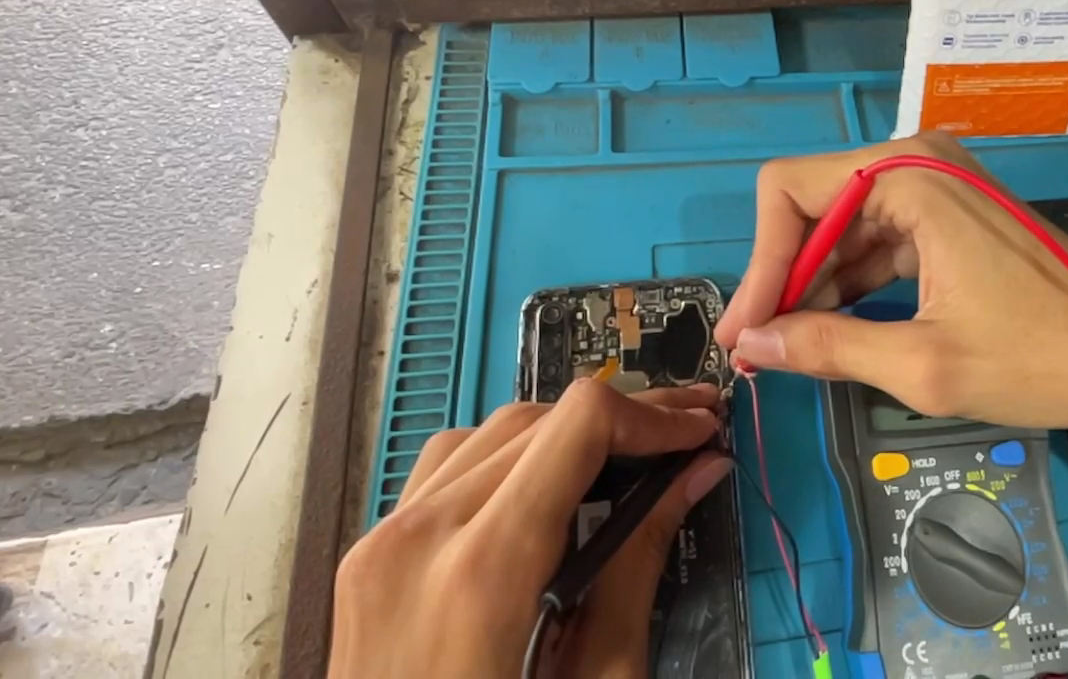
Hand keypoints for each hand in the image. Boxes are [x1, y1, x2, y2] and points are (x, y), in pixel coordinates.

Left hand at [328, 382, 731, 678]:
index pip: (579, 425)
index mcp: (485, 569)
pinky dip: (508, 455)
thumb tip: (699, 469)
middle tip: (686, 432)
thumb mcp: (601, 677)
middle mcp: (423, 533)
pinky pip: (448, 465)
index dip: (652, 415)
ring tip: (624, 456)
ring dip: (566, 433)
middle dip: (624, 419)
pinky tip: (541, 484)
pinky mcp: (368, 554)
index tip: (700, 430)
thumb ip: (642, 558)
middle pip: (542, 418)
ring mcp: (383, 539)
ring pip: (494, 431)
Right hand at [716, 134, 1067, 430]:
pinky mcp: (950, 215)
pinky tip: (831, 327)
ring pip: (843, 226)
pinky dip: (851, 282)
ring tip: (787, 348)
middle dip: (782, 276)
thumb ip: (826, 346)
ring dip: (813, 283)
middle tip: (757, 348)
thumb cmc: (1040, 357)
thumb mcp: (923, 363)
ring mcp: (937, 185)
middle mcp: (916, 161)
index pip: (789, 192)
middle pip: (812, 205)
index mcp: (907, 174)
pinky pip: (879, 239)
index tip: (745, 331)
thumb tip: (749, 344)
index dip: (759, 263)